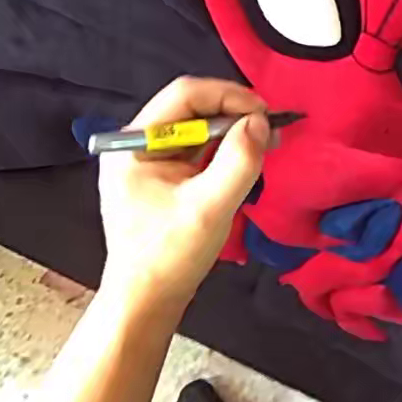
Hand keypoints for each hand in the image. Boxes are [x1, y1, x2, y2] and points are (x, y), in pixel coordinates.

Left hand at [97, 77, 270, 314]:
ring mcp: (148, 159)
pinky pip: (196, 147)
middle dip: (231, 111)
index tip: (262, 111)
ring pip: (196, 125)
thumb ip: (238, 161)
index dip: (226, 95)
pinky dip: (223, 147)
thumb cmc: (170, 258)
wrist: (144, 306)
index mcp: (134, 143)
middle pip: (190, 107)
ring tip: (264, 140)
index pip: (184, 95)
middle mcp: (136, 143)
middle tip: (268, 127)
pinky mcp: (161, 175)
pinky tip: (245, 156)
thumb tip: (260, 122)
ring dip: (230, 129)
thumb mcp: (210, 209)